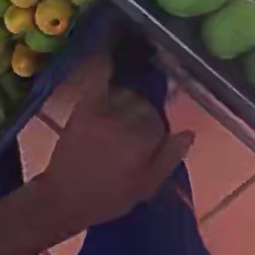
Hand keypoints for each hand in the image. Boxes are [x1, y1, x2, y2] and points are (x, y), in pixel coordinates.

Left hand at [28, 48, 193, 235]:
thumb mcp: (145, 187)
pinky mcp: (84, 107)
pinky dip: (104, 67)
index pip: (159, 124)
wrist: (64, 197)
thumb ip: (169, 157)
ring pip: (126, 94)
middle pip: (144, 105)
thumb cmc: (108, 197)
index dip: (156, 133)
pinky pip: (98, 80)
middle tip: (135, 130)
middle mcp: (124, 121)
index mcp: (142, 142)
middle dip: (144, 114)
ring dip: (129, 98)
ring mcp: (103, 111)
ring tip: (124, 111)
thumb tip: (189, 133)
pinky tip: (108, 57)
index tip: (149, 143)